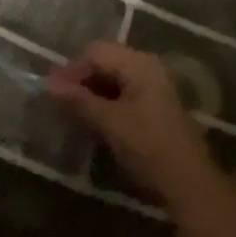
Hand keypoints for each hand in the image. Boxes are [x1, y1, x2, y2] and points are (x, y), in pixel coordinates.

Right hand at [47, 40, 224, 203]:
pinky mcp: (154, 108)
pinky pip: (122, 95)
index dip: (71, 69)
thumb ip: (78, 100)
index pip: (95, 52)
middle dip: (80, 80)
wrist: (189, 184)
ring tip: (72, 113)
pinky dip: (104, 103)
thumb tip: (46, 84)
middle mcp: (147, 68)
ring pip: (112, 80)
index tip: (51, 92)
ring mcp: (153, 88)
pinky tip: (93, 122)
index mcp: (139, 64)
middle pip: (104, 62)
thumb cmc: (148, 146)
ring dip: (91, 93)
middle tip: (59, 102)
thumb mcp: (108, 122)